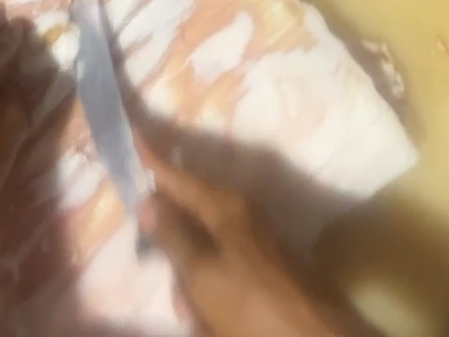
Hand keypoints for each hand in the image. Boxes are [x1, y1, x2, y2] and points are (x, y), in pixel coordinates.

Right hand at [142, 143, 376, 336]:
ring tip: (203, 320)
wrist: (315, 335)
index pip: (178, 174)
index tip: (132, 132)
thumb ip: (172, 236)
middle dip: (174, 255)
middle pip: (187, 218)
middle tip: (181, 294)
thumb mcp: (203, 274)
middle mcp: (239, 212)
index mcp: (224, 204)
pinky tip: (215, 324)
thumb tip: (147, 198)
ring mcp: (252, 239)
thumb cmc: (253, 301)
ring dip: (194, 288)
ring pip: (201, 255)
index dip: (152, 159)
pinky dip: (212, 300)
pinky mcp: (261, 266)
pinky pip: (220, 276)